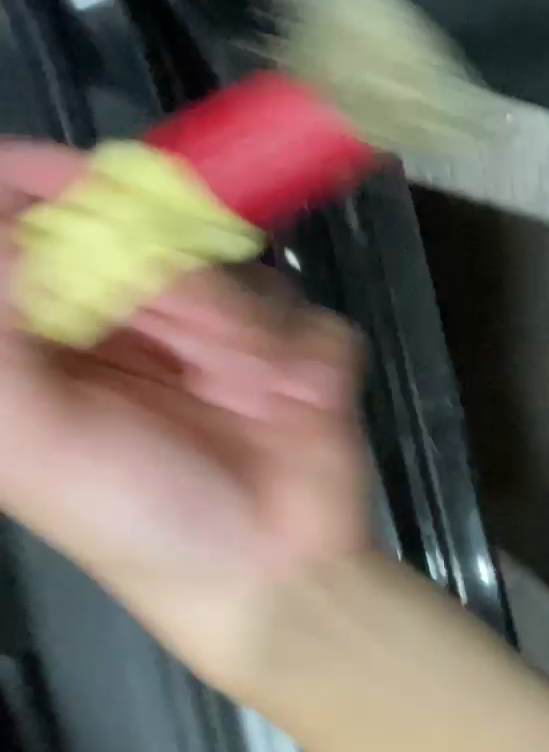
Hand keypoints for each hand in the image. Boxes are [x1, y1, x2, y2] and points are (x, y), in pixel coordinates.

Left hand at [0, 141, 368, 688]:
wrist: (271, 567)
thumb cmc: (131, 511)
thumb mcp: (17, 426)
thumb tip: (39, 236)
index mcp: (44, 331)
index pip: (30, 222)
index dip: (46, 186)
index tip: (90, 183)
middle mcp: (134, 324)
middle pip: (147, 236)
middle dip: (171, 278)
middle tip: (188, 332)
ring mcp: (229, 340)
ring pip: (242, 272)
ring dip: (246, 326)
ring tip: (247, 387)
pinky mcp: (308, 359)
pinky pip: (314, 317)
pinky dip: (310, 355)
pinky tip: (297, 398)